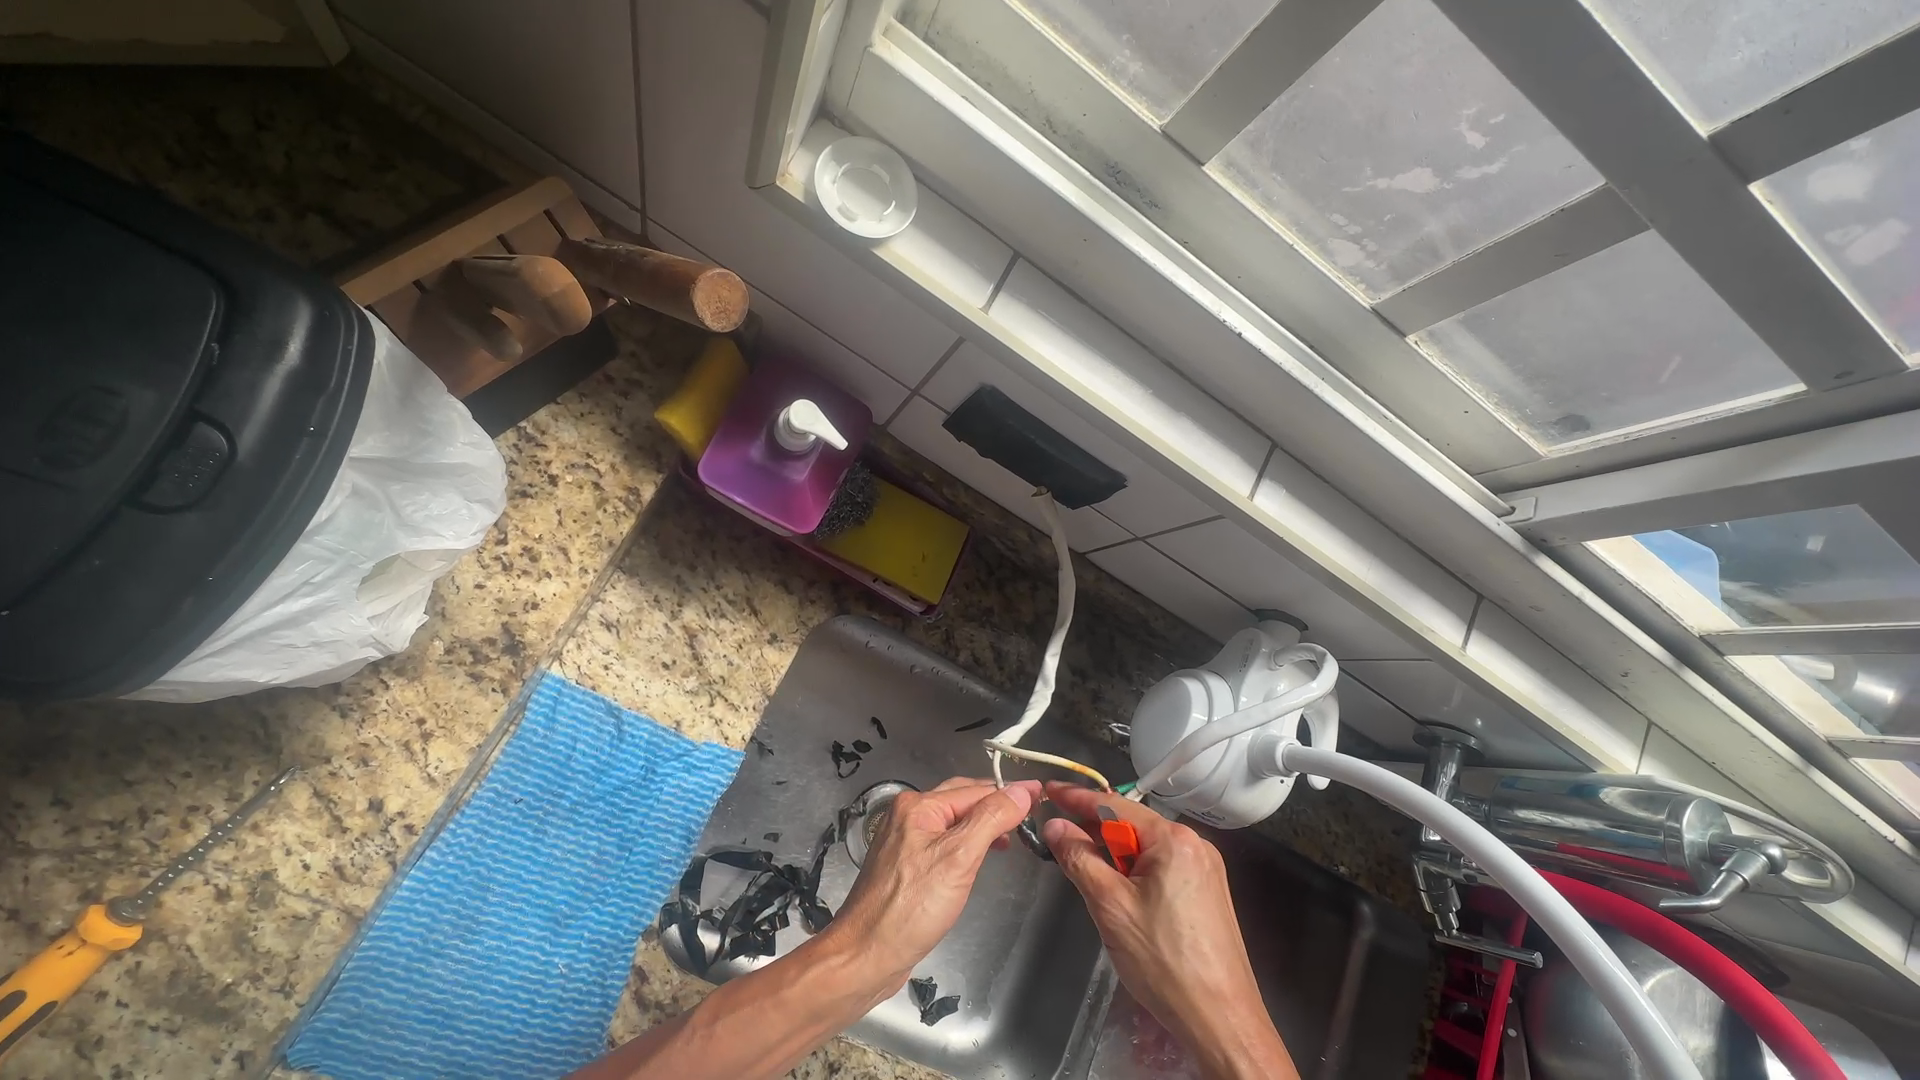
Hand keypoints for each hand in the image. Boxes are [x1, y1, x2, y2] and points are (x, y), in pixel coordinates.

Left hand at [819, 777, 1040, 1000]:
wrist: (866, 955)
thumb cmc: (912, 907)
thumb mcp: (958, 858)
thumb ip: (991, 819)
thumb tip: (1022, 790)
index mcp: (918, 806)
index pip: (975, 790)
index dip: (1010, 793)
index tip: (1042, 796)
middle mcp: (908, 815)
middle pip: (962, 800)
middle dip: (997, 804)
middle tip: (1032, 813)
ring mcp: (905, 841)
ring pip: (954, 822)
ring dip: (984, 824)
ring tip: (1013, 835)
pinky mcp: (907, 866)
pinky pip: (945, 842)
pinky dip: (968, 843)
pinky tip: (981, 857)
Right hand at [1042, 783, 1296, 1079]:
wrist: (1220, 1020)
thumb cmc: (1163, 961)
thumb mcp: (1110, 905)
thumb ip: (1079, 858)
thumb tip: (1055, 825)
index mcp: (1173, 839)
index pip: (1114, 805)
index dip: (1077, 798)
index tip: (1048, 791)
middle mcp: (1194, 845)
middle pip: (1132, 825)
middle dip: (1094, 830)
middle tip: (1057, 836)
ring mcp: (1205, 869)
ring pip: (1146, 848)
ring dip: (1113, 854)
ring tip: (1084, 867)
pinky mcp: (1207, 893)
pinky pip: (1162, 866)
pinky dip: (1134, 870)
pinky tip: (1118, 890)